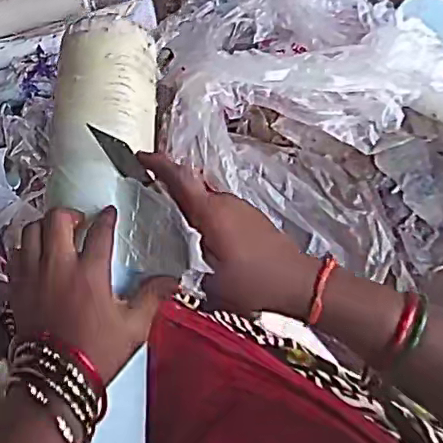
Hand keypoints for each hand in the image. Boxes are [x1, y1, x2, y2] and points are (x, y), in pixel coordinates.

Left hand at [10, 207, 178, 378]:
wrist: (55, 377)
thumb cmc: (94, 354)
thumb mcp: (132, 328)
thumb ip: (151, 298)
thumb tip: (169, 282)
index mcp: (90, 274)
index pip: (100, 231)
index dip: (106, 218)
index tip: (109, 215)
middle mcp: (58, 267)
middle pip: (57, 219)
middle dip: (69, 214)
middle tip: (78, 221)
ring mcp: (33, 274)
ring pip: (31, 229)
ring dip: (43, 226)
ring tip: (54, 233)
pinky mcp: (16, 285)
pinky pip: (15, 252)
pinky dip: (24, 246)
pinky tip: (34, 254)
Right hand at [137, 152, 319, 316]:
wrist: (301, 283)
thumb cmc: (256, 283)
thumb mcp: (212, 286)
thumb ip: (188, 273)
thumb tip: (174, 272)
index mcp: (211, 213)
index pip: (180, 178)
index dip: (158, 164)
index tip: (141, 156)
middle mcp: (224, 203)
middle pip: (191, 183)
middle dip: (168, 181)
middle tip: (147, 185)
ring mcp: (239, 208)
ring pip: (206, 196)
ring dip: (187, 199)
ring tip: (169, 212)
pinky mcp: (250, 217)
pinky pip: (219, 207)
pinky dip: (203, 212)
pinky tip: (199, 232)